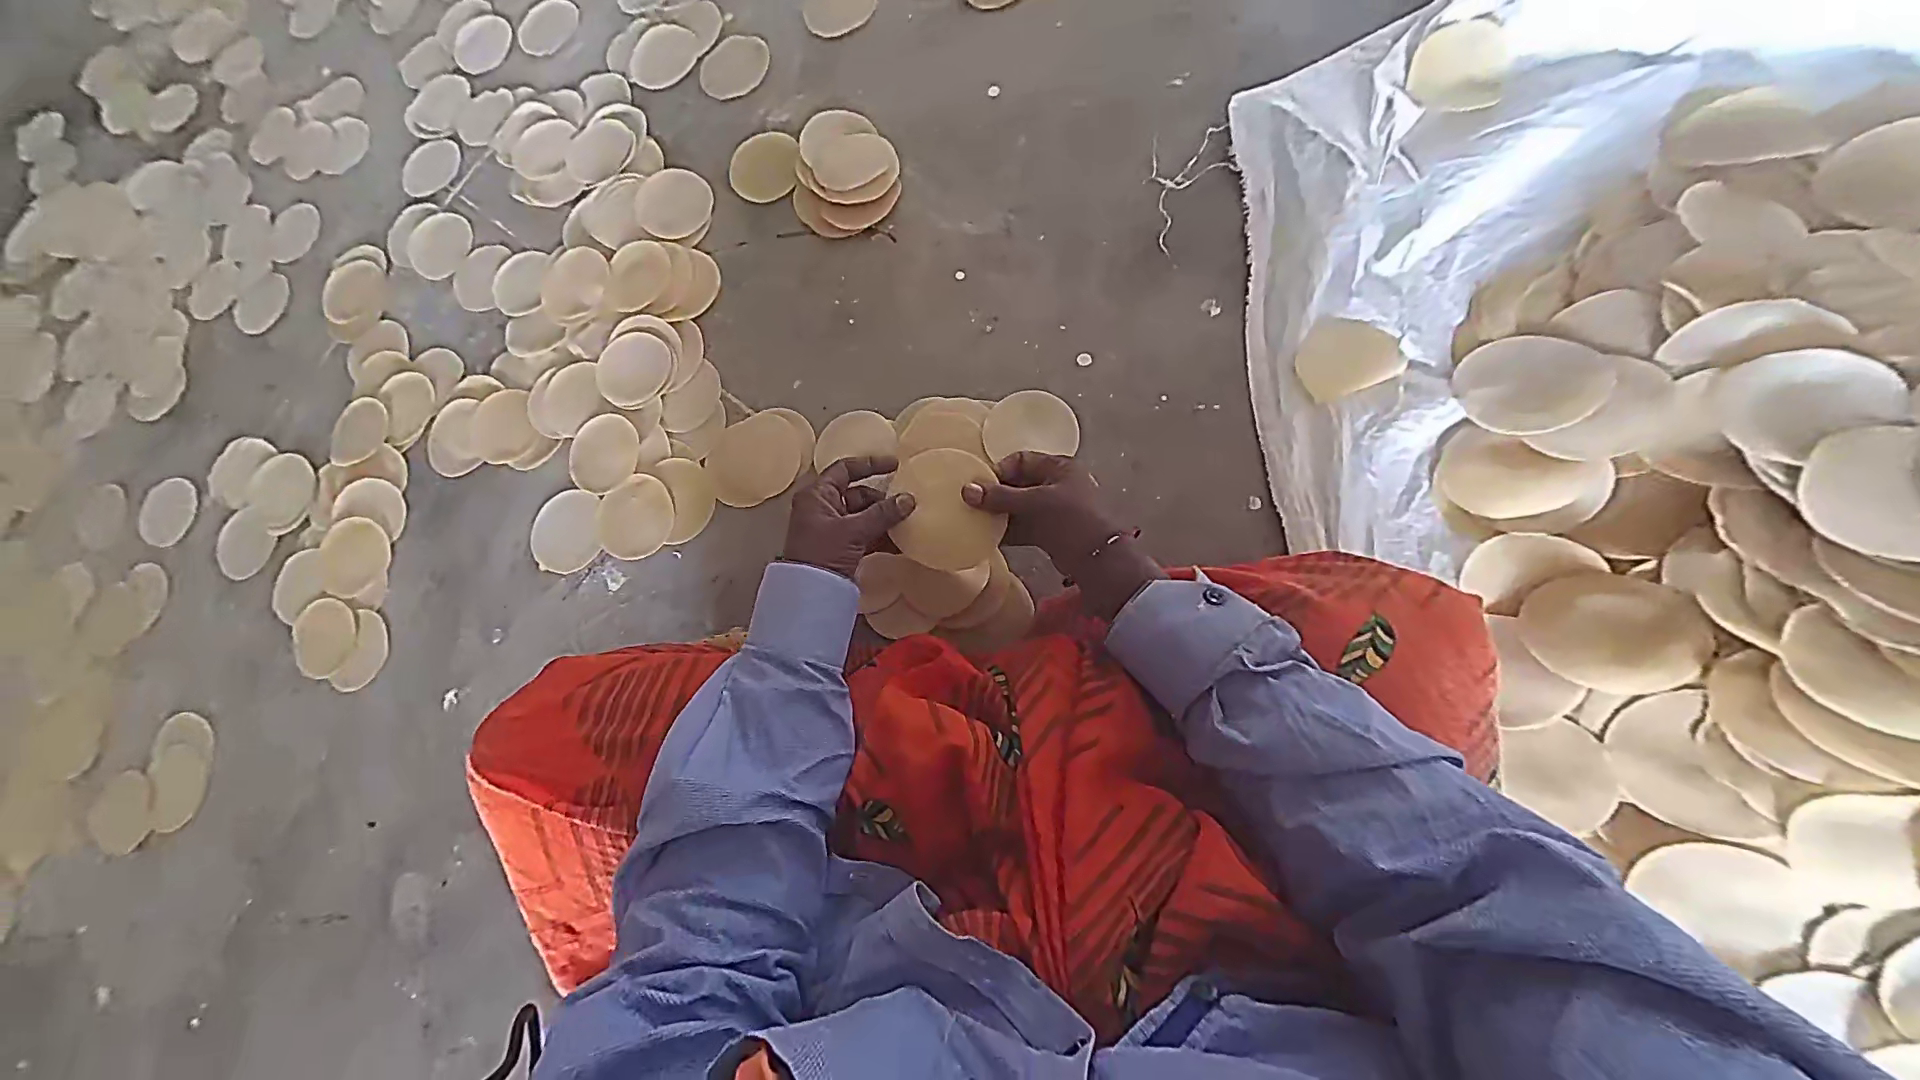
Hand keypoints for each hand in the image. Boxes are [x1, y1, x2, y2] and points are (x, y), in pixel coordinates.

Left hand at [781, 455, 914, 578]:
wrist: (810, 594)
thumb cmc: (823, 553)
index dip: (870, 464)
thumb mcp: (854, 530)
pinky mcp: (841, 547)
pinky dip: (881, 536)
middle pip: (858, 494)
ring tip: (908, 522)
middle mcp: (823, 508)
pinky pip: (865, 534)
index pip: (845, 469)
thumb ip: (883, 513)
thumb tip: (908, 499)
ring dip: (885, 519)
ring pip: (864, 515)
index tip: (895, 465)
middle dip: (883, 500)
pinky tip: (901, 542)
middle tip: (907, 504)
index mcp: (818, 495)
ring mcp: (833, 528)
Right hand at [963, 453, 1163, 619]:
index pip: (1021, 459)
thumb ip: (1000, 497)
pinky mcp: (1050, 532)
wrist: (1098, 561)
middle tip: (974, 505)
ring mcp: (1053, 510)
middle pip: (1018, 484)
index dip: (1000, 470)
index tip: (980, 486)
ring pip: (1019, 507)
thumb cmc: (1071, 520)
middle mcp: (1056, 484)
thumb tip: (966, 490)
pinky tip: (988, 537)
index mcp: (1059, 467)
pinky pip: (1023, 526)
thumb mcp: (1035, 503)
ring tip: (976, 521)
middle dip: (996, 495)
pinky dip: (1008, 530)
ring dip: (999, 514)